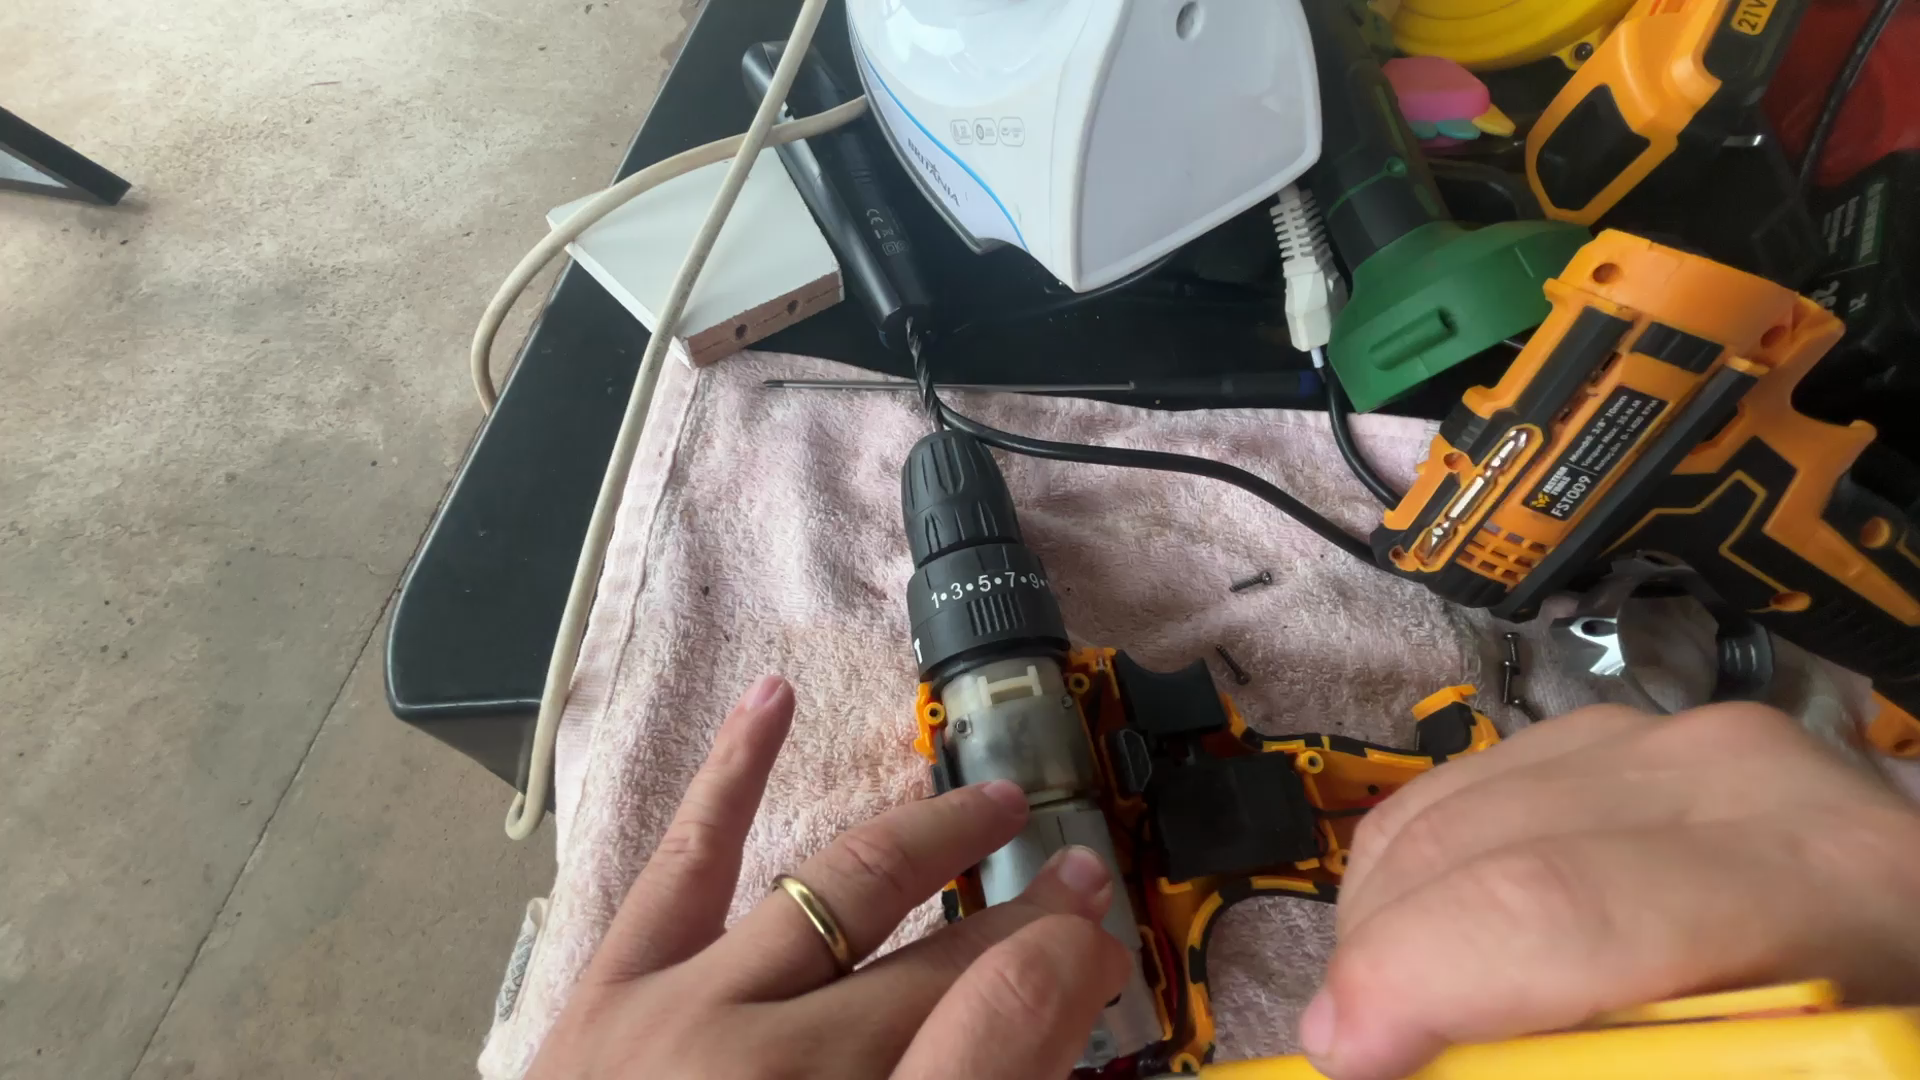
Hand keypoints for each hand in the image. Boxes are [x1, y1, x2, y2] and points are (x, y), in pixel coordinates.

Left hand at [527, 675, 1130, 1079]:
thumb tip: (1046, 1002)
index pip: (999, 1037)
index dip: (1066, 977)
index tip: (1105, 937)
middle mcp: (770, 1076)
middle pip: (932, 967)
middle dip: (1022, 919)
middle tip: (1079, 873)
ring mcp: (679, 1019)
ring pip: (839, 890)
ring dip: (931, 836)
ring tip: (995, 798)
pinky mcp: (608, 990)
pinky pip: (687, 858)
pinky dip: (734, 768)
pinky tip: (774, 696)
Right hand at [1302, 701, 1919, 1079]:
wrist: (1912, 941)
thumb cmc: (1881, 1051)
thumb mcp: (1793, 1077)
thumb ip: (1593, 1066)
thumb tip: (1428, 1064)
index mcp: (1821, 873)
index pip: (1552, 904)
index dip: (1417, 974)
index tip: (1343, 1060)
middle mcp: (1712, 766)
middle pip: (1471, 848)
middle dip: (1378, 955)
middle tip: (1348, 1050)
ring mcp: (1637, 733)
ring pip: (1436, 813)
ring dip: (1380, 914)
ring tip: (1390, 999)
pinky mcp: (1582, 731)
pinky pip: (1442, 793)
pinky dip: (1403, 870)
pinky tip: (1419, 930)